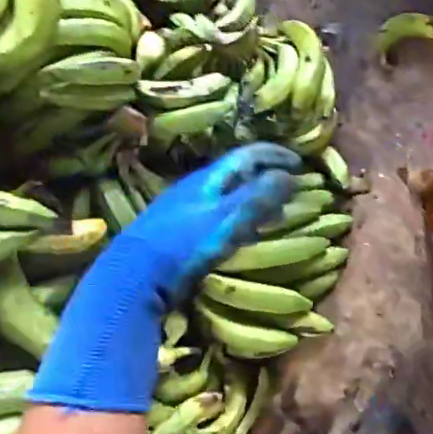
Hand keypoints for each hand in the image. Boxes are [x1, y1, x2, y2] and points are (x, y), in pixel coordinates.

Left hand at [29, 143, 299, 412]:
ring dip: (252, 198)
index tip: (301, 163)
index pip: (249, 154)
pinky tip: (240, 233)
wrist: (131, 279)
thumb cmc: (185, 244)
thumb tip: (290, 176)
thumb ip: (260, 197)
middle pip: (238, 172)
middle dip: (266, 176)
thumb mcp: (229, 219)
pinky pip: (216, 213)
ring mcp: (183, 208)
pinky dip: (237, 216)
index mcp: (210, 177)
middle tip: (290, 187)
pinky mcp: (175, 231)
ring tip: (271, 212)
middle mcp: (195, 186)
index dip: (277, 155)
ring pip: (226, 193)